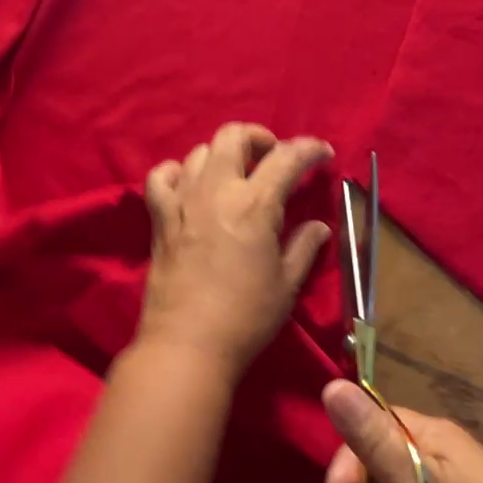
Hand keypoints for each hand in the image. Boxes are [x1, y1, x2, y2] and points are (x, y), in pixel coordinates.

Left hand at [137, 122, 333, 379]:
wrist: (187, 345)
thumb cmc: (245, 317)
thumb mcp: (286, 284)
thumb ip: (304, 247)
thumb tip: (318, 226)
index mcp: (255, 204)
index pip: (286, 157)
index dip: (308, 149)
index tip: (322, 154)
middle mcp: (217, 190)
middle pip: (233, 136)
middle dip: (258, 138)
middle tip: (273, 159)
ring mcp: (183, 200)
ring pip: (199, 152)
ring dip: (222, 156)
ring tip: (235, 177)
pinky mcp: (160, 218)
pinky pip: (161, 177)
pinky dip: (176, 172)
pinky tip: (189, 185)